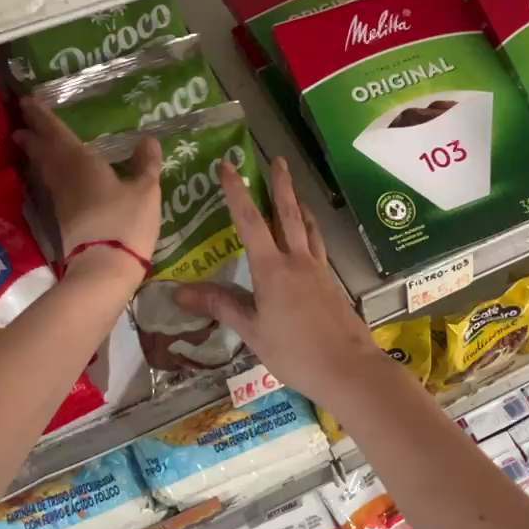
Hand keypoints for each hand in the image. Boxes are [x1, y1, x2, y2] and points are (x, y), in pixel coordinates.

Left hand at [14, 97, 161, 268]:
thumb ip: (146, 165)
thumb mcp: (145, 191)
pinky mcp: (63, 222)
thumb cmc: (125, 222)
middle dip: (33, 138)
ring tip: (30, 148)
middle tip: (19, 126)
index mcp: (82, 163)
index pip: (57, 134)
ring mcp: (61, 203)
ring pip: (45, 173)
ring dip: (36, 158)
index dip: (43, 118)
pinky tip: (54, 182)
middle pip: (44, 154)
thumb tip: (148, 140)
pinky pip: (52, 190)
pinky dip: (49, 179)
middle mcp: (65, 179)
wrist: (103, 269)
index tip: (27, 102)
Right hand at [175, 156, 391, 405]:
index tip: (228, 165)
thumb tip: (179, 290)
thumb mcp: (252, 331)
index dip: (237, 191)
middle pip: (288, 213)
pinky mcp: (331, 283)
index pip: (250, 221)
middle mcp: (297, 260)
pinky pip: (318, 247)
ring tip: (294, 191)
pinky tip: (309, 238)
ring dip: (298, 205)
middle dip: (281, 185)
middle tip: (278, 159)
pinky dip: (310, 232)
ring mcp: (318, 270)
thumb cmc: (295, 352)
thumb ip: (220, 305)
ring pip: (308, 227)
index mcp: (273, 268)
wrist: (349, 369)